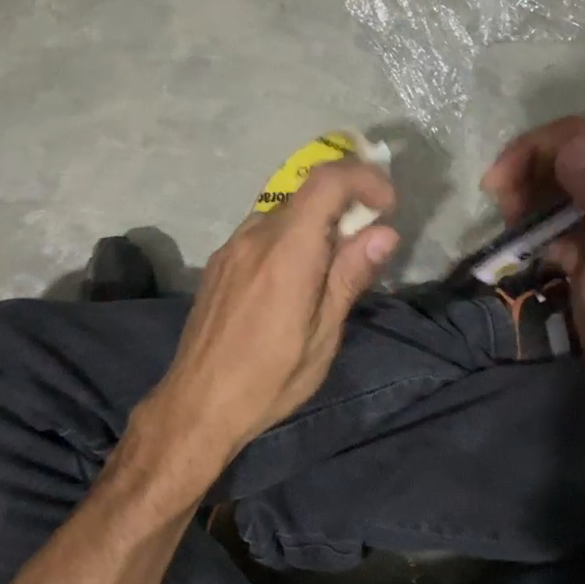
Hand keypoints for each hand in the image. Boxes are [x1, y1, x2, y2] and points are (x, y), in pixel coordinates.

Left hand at [152, 160, 398, 454]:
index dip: (363, 179)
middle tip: (366, 245)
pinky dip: (289, 240)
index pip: (326, 181)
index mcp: (286, 252)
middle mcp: (254, 237)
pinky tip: (294, 282)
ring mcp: (230, 249)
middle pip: (305, 194)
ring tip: (331, 269)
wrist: (197, 405)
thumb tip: (383, 233)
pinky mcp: (218, 265)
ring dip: (315, 225)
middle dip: (344, 206)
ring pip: (282, 214)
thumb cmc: (268, 380)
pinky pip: (261, 235)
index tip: (387, 207)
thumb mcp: (322, 336)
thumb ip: (349, 277)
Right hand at [488, 117, 584, 394]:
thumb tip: (570, 144)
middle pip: (564, 156)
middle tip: (502, 210)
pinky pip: (557, 222)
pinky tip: (526, 251)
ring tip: (511, 230)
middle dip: (525, 173)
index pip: (577, 135)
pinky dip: (535, 228)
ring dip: (526, 200)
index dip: (531, 149)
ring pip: (557, 188)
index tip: (495, 186)